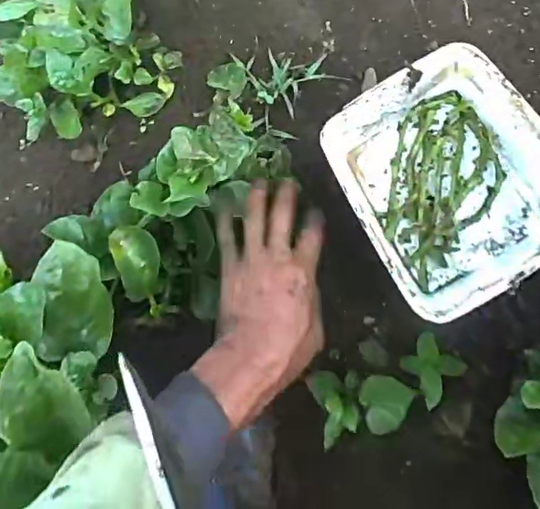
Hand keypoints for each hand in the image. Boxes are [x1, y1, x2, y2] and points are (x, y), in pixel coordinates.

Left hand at [190, 181, 324, 431]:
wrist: (248, 358)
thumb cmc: (287, 350)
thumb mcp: (316, 327)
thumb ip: (314, 299)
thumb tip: (311, 288)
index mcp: (303, 270)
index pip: (313, 233)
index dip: (316, 217)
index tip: (315, 209)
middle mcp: (278, 256)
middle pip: (283, 215)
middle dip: (286, 194)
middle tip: (288, 180)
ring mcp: (252, 259)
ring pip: (255, 218)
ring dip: (257, 197)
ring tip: (259, 181)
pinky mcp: (230, 268)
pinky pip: (227, 238)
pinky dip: (224, 220)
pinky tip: (223, 204)